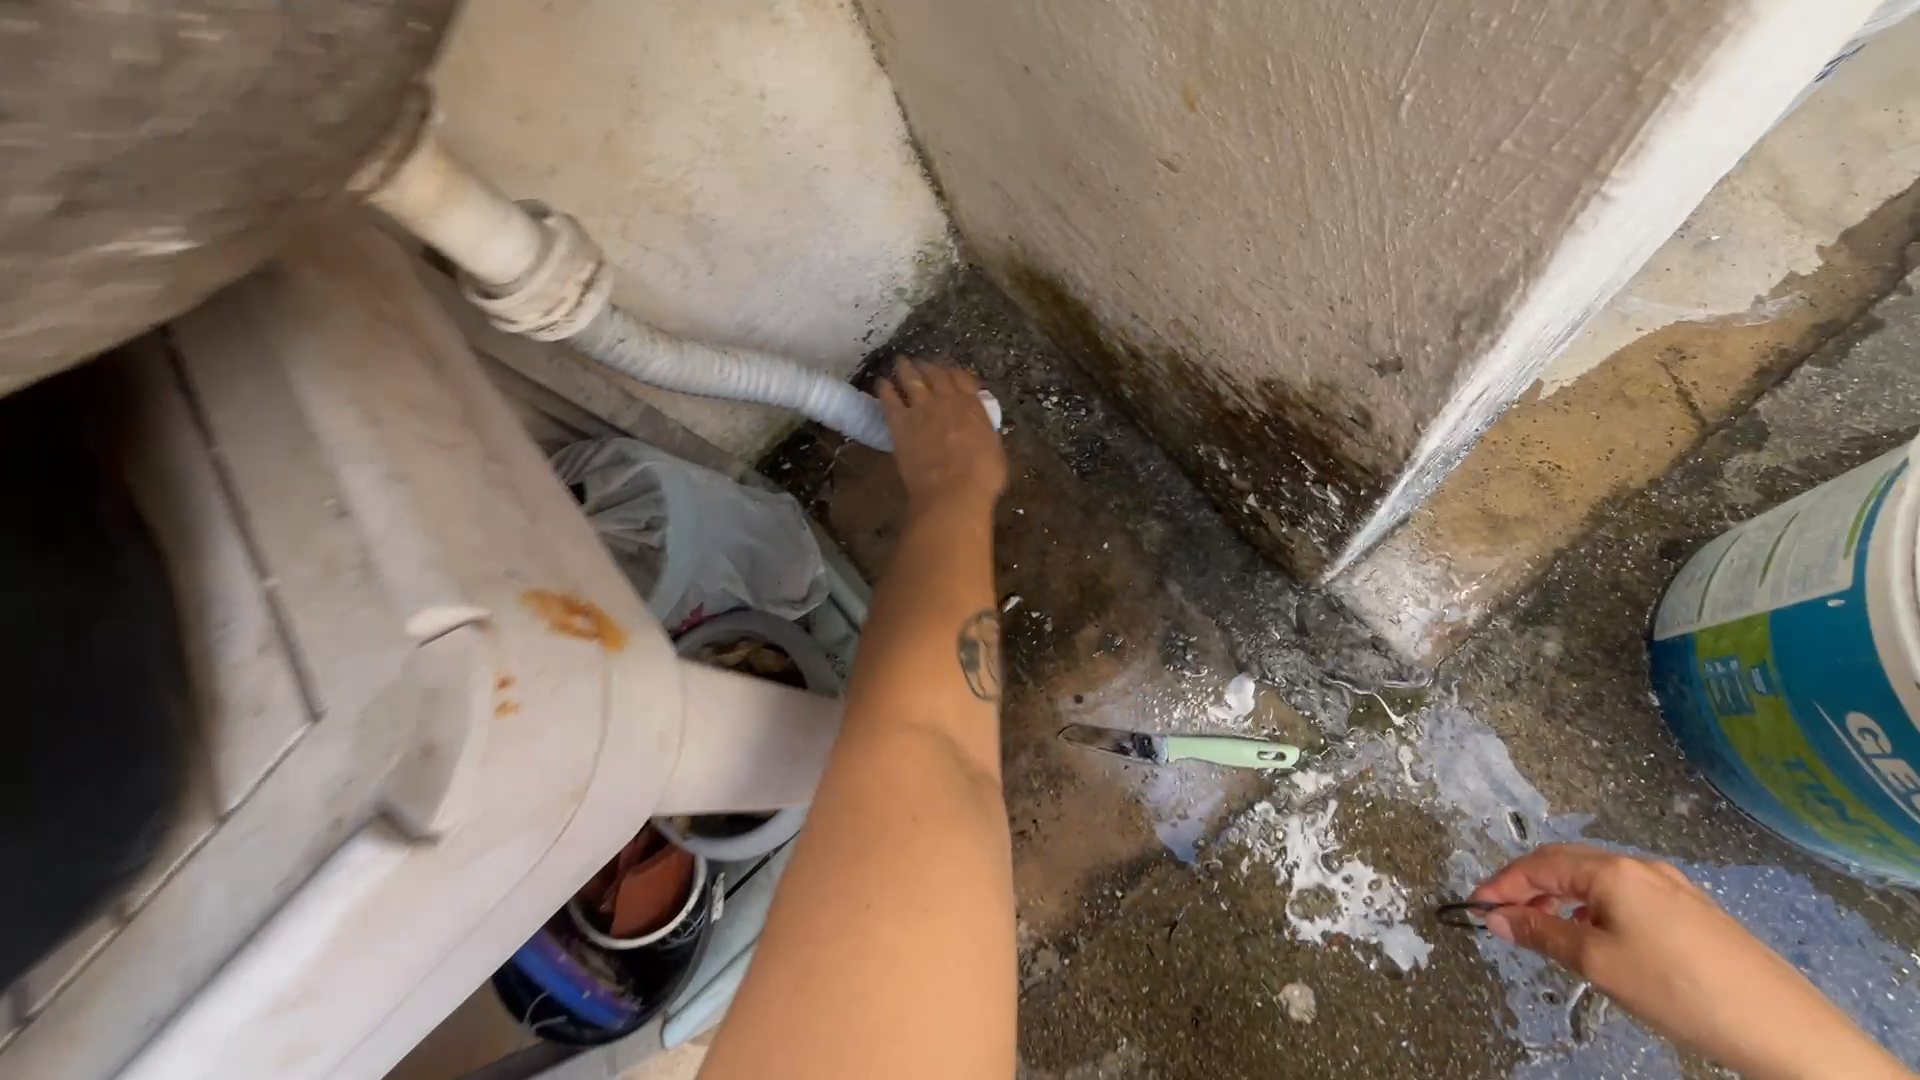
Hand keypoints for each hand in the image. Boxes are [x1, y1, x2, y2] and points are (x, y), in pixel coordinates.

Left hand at [878, 357, 1006, 517]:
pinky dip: (885, 389)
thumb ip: (985, 433)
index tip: (950, 371)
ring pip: (912, 380)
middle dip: (929, 366)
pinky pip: (890, 399)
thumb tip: (982, 430)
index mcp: (972, 406)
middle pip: (936, 375)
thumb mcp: (995, 450)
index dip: (955, 373)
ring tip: (900, 362)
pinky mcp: (900, 423)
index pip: (963, 379)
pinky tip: (881, 382)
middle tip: (922, 362)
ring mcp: (922, 409)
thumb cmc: (982, 478)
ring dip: (906, 369)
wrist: (953, 491)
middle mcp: (946, 400)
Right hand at [1471, 844, 1913, 1079]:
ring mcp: (1674, 887)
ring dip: (1563, 899)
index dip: (1500, 884)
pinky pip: (1627, 896)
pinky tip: (1602, 939)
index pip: (1537, 865)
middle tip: (1504, 915)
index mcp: (1611, 871)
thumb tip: (1495, 917)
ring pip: (1598, 881)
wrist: (1786, 1031)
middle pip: (1566, 864)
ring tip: (1548, 931)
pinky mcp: (1697, 912)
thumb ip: (1540, 933)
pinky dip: (1596, 908)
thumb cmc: (1676, 988)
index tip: (1475, 906)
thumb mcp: (1596, 962)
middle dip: (1529, 886)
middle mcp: (1640, 867)